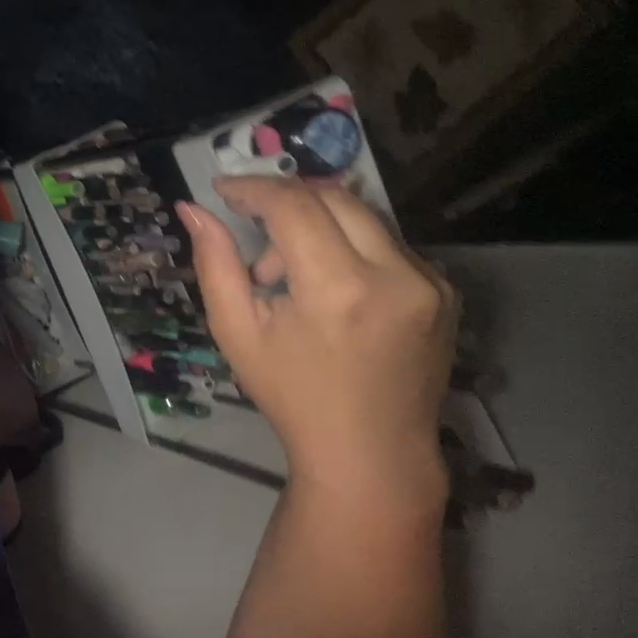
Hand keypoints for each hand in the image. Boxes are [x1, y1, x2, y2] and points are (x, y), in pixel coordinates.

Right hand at [180, 176, 456, 505]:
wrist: (370, 448)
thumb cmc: (290, 392)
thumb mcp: (235, 330)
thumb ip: (215, 264)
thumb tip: (193, 210)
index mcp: (337, 287)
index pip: (293, 206)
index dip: (252, 189)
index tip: (220, 191)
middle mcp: (394, 274)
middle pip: (333, 198)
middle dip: (283, 201)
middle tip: (246, 225)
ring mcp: (429, 281)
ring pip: (362, 216)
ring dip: (315, 225)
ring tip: (282, 272)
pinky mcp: (444, 290)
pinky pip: (387, 243)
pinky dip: (346, 246)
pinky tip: (324, 287)